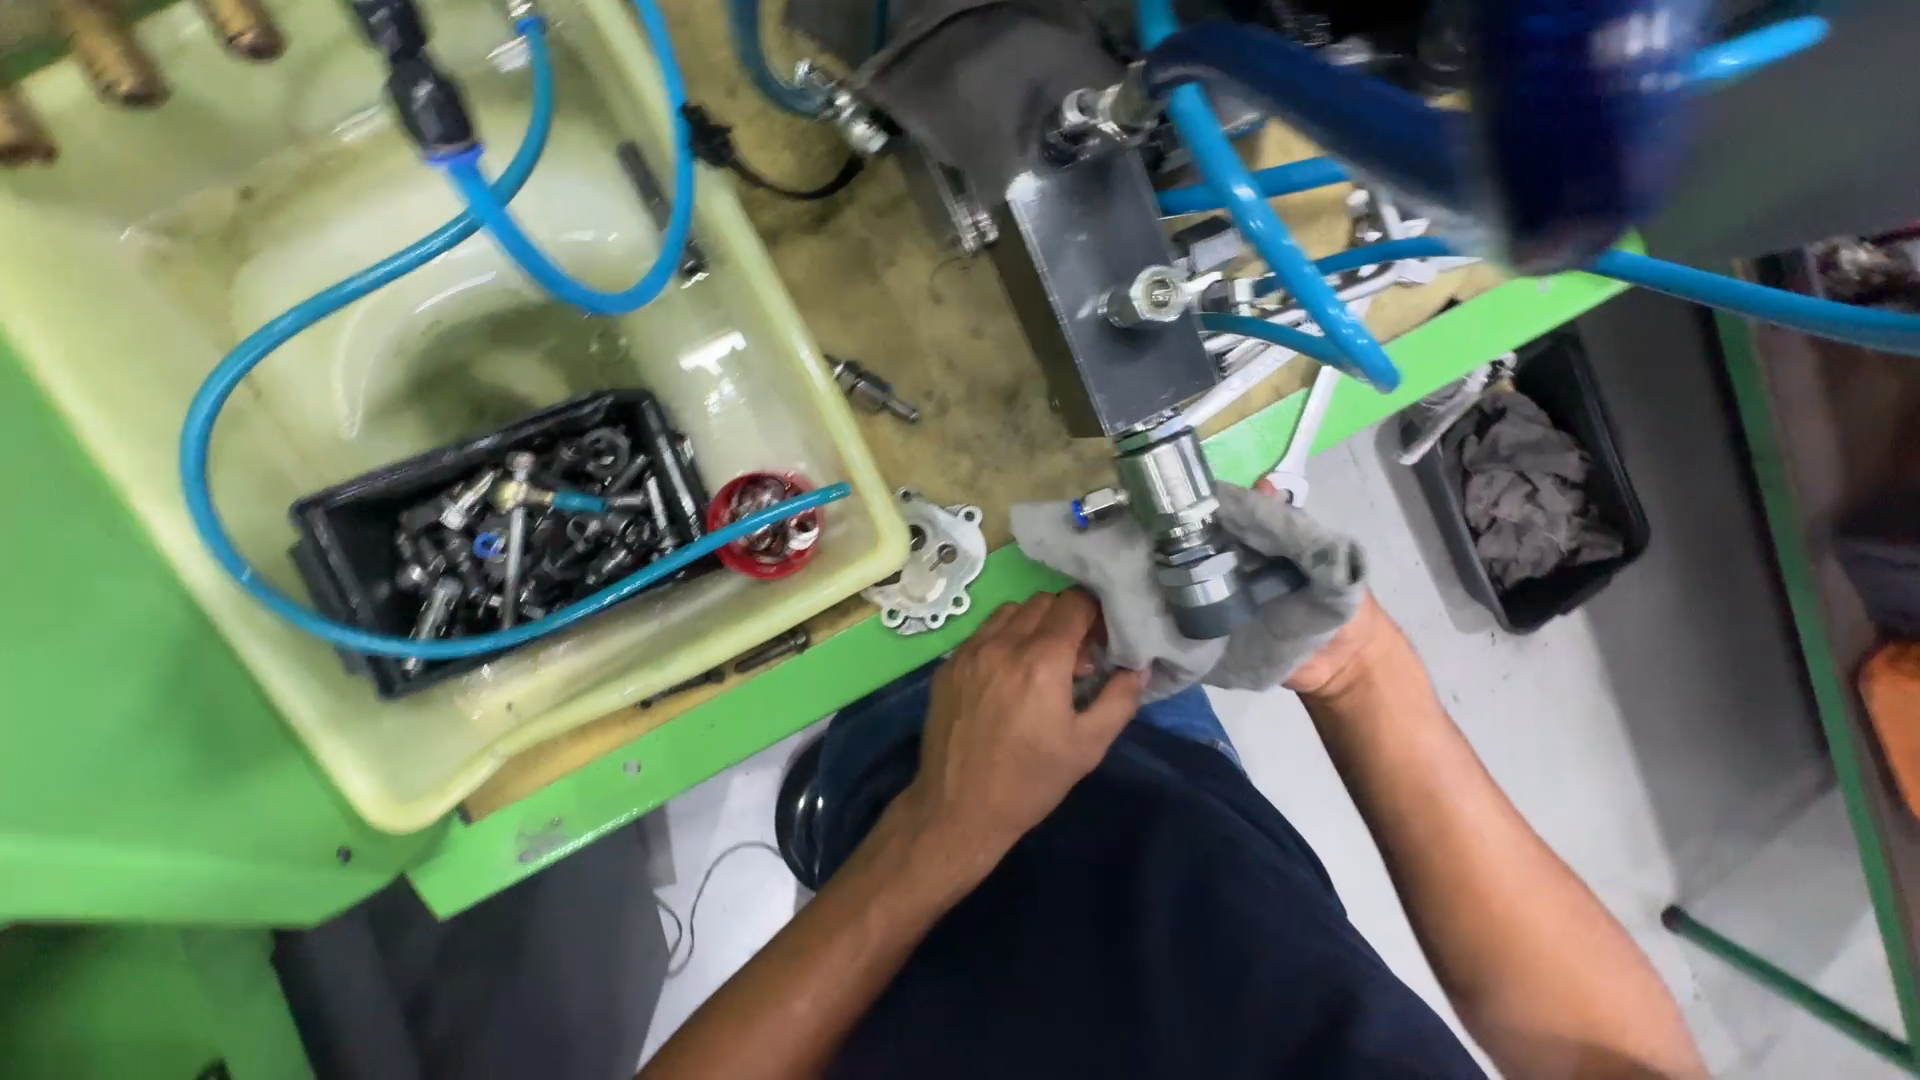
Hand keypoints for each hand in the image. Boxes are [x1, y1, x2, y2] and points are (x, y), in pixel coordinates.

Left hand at [896, 590, 1143, 880]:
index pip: (1073, 604)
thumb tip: (1138, 667)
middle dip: (1065, 618)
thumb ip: (1119, 700)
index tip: (1100, 640)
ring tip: (1039, 664)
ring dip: (1032, 624)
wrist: (958, 810)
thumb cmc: (1030, 782)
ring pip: (1009, 611)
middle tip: (1074, 658)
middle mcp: (1001, 645)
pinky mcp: (947, 666)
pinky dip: (1002, 639)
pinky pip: (981, 633)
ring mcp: (968, 652)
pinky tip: (1007, 676)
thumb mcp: (1087, 747)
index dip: (1094, 614)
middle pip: (1042, 602)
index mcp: (1041, 662)